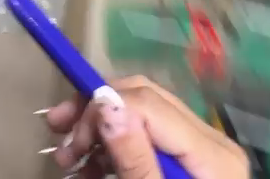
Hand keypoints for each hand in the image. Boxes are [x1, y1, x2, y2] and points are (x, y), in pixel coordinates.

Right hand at [46, 76, 248, 178]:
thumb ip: (133, 158)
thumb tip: (105, 99)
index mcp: (213, 155)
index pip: (147, 102)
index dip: (102, 107)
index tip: (67, 135)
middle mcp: (212, 142)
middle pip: (143, 101)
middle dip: (95, 112)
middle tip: (56, 131)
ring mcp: (202, 153)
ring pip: (140, 116)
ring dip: (99, 132)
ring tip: (64, 158)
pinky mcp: (190, 166)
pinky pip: (145, 138)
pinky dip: (113, 150)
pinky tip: (86, 171)